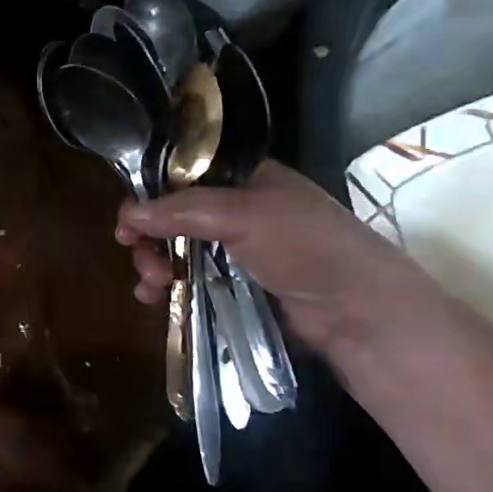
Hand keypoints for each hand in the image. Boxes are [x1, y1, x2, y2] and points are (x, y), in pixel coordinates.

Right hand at [114, 160, 445, 355]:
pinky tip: (154, 298)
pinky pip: (188, 277)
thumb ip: (182, 210)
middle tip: (142, 260)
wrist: (364, 317)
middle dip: (149, 237)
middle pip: (170, 213)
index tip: (128, 222)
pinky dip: (167, 285)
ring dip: (153, 263)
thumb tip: (128, 216)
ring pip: (175, 246)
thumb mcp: (245, 217)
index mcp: (244, 177)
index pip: (180, 173)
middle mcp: (237, 207)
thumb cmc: (308, 249)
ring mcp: (236, 247)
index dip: (148, 193)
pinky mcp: (236, 284)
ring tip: (152, 287)